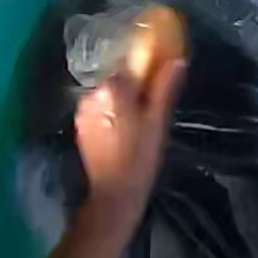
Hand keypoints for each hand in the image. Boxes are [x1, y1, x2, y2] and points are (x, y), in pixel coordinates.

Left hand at [75, 57, 186, 236]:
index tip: (158, 78)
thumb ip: (165, 86)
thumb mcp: (158, 121)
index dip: (147, 67)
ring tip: (136, 118)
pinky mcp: (79, 123)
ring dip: (121, 97)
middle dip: (134, 85)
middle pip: (119, 76)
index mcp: (113, 88)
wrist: (113, 197)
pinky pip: (99, 105)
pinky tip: (121, 127)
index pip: (132, 61)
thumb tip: (178, 60)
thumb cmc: (140, 157)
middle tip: (149, 104)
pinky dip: (110, 109)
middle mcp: (93, 93)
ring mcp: (83, 109)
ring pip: (109, 91)